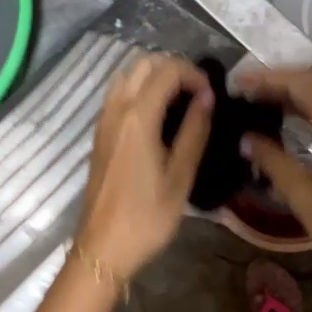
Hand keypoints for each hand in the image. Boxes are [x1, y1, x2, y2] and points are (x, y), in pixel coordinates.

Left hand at [76, 52, 213, 278]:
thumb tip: (207, 96)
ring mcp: (104, 118)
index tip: (212, 94)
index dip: (193, 73)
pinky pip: (119, 91)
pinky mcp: (100, 131)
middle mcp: (116, 108)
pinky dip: (140, 87)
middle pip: (144, 62)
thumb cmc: (146, 217)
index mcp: (138, 116)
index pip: (167, 70)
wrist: (102, 249)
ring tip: (180, 98)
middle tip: (198, 91)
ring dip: (155, 74)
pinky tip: (158, 113)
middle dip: (174, 67)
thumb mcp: (180, 178)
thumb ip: (194, 131)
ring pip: (128, 73)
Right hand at [235, 68, 311, 273]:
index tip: (238, 83)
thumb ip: (273, 162)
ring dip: (288, 91)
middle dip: (275, 80)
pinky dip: (302, 105)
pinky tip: (283, 117)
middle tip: (242, 89)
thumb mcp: (304, 196)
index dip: (266, 78)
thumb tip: (245, 137)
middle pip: (311, 81)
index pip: (300, 83)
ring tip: (256, 99)